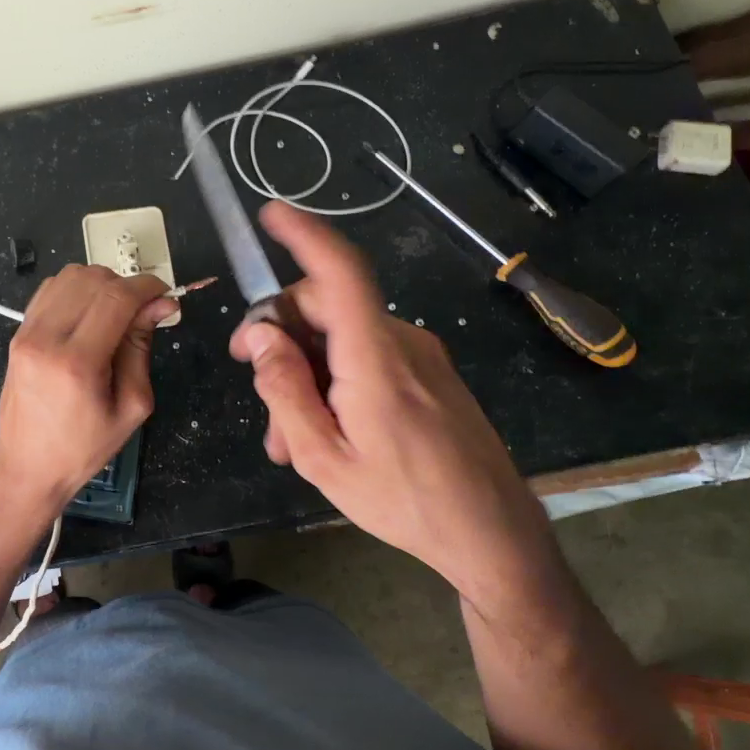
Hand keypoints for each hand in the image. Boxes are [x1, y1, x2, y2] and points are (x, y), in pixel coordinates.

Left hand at [0, 265, 175, 528]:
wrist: (26, 466)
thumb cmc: (83, 448)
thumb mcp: (130, 406)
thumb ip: (141, 348)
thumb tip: (160, 305)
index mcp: (76, 362)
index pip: (116, 297)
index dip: (147, 287)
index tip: (165, 296)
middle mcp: (45, 338)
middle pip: (92, 279)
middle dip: (125, 286)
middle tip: (141, 313)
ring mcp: (25, 333)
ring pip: (69, 277)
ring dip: (100, 285)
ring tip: (114, 314)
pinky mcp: (17, 333)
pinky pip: (49, 290)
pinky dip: (75, 292)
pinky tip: (88, 316)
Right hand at [228, 201, 559, 605]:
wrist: (493, 535)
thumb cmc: (403, 501)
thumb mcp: (324, 457)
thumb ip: (285, 391)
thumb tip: (260, 336)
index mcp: (374, 358)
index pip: (341, 272)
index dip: (305, 235)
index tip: (271, 214)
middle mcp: (401, 342)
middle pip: (328, 304)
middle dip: (280, 336)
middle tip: (255, 386)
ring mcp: (422, 356)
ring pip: (342, 337)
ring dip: (306, 370)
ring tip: (289, 437)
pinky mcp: (431, 375)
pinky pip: (368, 357)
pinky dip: (335, 379)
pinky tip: (327, 430)